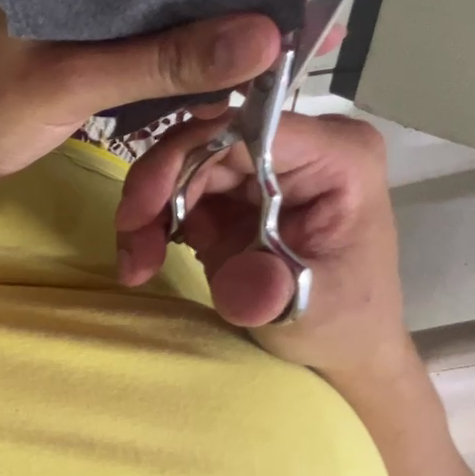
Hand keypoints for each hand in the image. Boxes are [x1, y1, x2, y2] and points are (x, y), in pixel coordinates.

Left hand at [0, 0, 281, 200]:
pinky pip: (131, 61)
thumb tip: (267, 37)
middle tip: (301, 15)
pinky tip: (212, 79)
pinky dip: (168, 71)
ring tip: (275, 47)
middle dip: (226, 1)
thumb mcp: (70, 86)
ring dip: (201, 40)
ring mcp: (68, 32)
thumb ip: (159, 62)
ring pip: (150, 25)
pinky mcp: (67, 70)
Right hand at [114, 112, 409, 375]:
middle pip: (199, 145)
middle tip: (132, 253)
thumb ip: (274, 290)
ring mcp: (261, 170)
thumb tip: (235, 280)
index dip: (180, 162)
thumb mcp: (314, 310)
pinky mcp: (231, 194)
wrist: (336, 345)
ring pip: (176, 167)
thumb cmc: (342, 323)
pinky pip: (171, 192)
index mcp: (335, 158)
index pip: (243, 131)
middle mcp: (298, 150)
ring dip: (143, 217)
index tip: (138, 215)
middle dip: (152, 196)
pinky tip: (144, 262)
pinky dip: (147, 227)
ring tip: (137, 267)